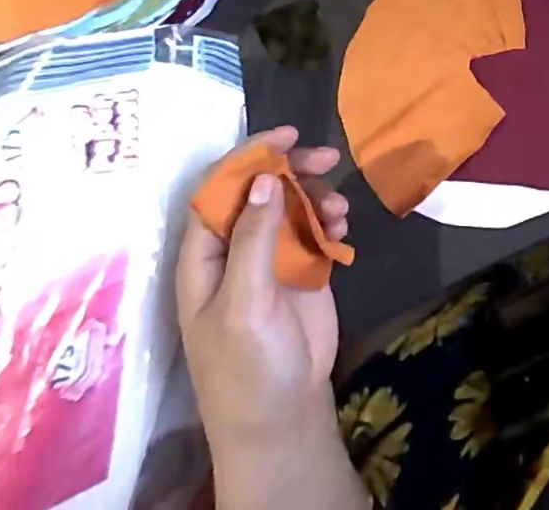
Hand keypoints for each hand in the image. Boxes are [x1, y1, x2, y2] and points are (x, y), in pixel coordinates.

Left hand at [177, 127, 350, 453]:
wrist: (283, 413)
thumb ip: (253, 240)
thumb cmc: (248, 366)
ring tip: (340, 209)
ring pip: (290, 204)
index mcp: (205, 255)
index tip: (287, 136)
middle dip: (291, 168)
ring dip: (316, 195)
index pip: (219, 190)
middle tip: (328, 158)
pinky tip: (343, 227)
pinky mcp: (300, 266)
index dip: (248, 157)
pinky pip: (313, 225)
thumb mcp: (244, 304)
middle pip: (259, 190)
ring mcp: (269, 256)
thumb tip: (265, 178)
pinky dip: (329, 218)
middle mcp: (235, 248)